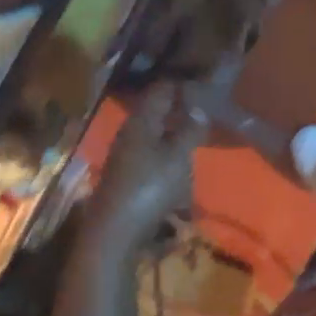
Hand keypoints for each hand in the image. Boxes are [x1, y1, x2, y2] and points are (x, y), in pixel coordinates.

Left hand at [82, 85, 206, 257]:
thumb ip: (189, 131)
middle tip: (201, 107)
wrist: (113, 232)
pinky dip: (163, 150)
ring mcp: (123, 155)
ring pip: (150, 132)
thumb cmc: (149, 188)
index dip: (180, 84)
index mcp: (140, 121)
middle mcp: (128, 132)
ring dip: (170, 130)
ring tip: (192, 133)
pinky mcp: (123, 175)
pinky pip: (147, 153)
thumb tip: (198, 107)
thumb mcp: (177, 158)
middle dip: (176, 107)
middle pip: (153, 110)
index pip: (160, 89)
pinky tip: (175, 162)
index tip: (201, 83)